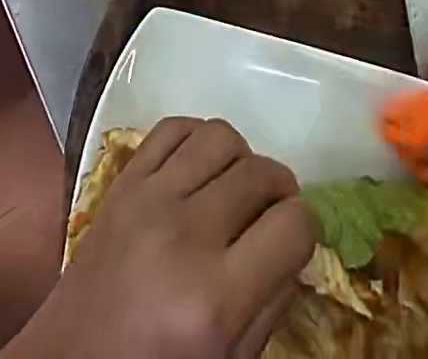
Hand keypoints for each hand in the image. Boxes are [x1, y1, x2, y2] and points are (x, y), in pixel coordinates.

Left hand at [5, 118, 314, 358]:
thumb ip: (272, 302)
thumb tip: (296, 242)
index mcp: (213, 299)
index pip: (294, 224)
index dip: (307, 229)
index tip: (295, 240)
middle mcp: (183, 235)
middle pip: (261, 172)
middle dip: (280, 190)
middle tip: (270, 213)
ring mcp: (147, 199)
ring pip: (220, 136)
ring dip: (241, 157)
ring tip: (234, 187)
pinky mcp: (121, 181)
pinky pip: (173, 127)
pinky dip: (197, 137)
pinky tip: (199, 167)